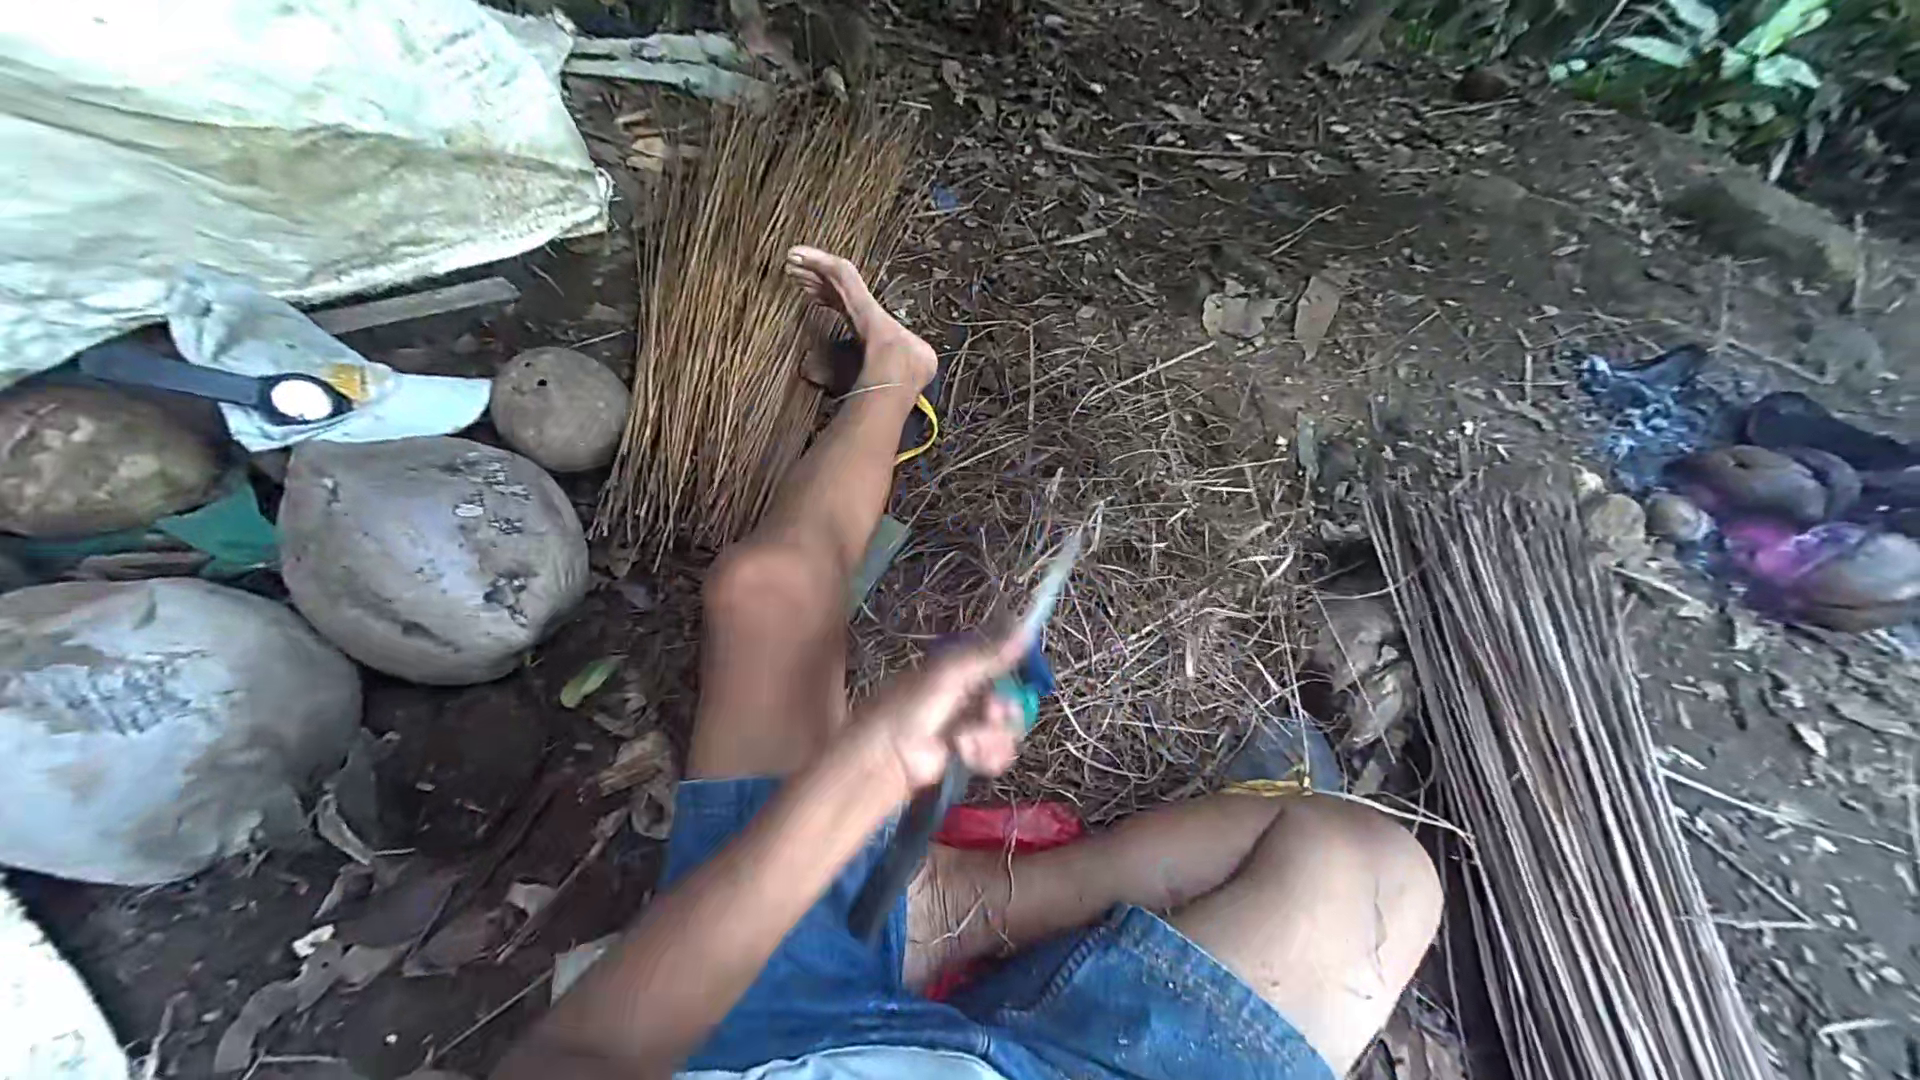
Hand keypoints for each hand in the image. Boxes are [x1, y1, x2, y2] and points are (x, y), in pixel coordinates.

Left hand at [852, 634, 1029, 792]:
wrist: (888, 754)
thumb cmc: (914, 705)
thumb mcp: (951, 672)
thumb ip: (989, 654)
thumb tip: (1026, 630)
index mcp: (957, 671)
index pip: (996, 668)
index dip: (1009, 676)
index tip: (1014, 681)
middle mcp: (964, 698)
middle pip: (1006, 701)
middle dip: (1004, 711)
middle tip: (993, 715)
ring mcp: (966, 729)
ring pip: (1004, 730)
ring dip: (993, 737)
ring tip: (970, 742)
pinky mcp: (966, 757)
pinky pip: (995, 754)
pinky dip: (987, 756)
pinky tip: (969, 755)